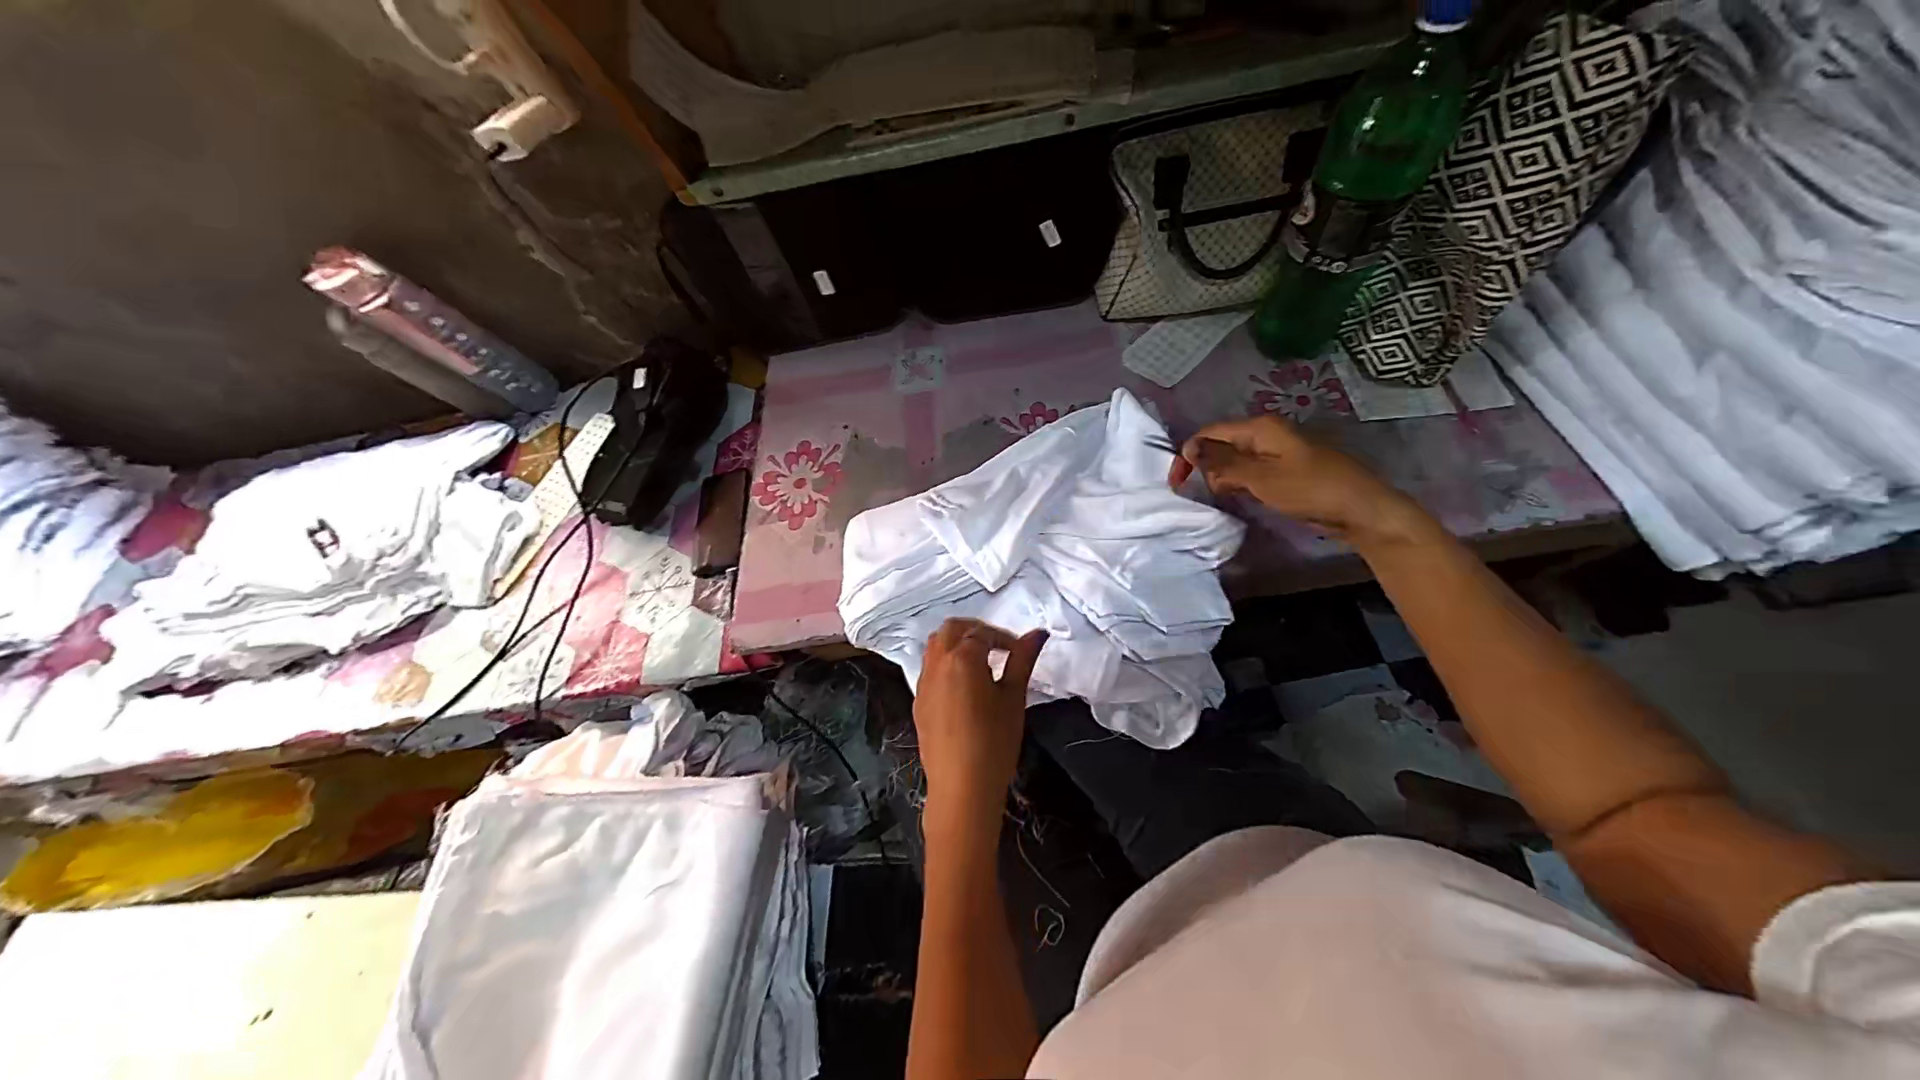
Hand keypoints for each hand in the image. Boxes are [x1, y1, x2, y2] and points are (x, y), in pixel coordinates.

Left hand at [914, 618, 1046, 830]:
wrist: (961, 787)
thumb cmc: (994, 742)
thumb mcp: (1013, 698)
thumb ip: (1022, 660)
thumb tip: (1037, 634)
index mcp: (961, 658)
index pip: (983, 634)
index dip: (1005, 639)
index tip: (1020, 652)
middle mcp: (937, 664)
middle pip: (952, 629)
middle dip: (976, 631)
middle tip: (999, 648)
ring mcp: (923, 683)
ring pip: (935, 646)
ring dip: (957, 644)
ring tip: (982, 665)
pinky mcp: (918, 702)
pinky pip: (929, 669)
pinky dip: (946, 664)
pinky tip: (965, 688)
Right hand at [1169, 414, 1428, 544]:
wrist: (1360, 510)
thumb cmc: (1311, 490)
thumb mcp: (1261, 477)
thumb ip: (1222, 463)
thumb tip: (1189, 447)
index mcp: (1259, 428)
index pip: (1209, 433)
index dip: (1188, 454)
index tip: (1175, 484)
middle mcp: (1265, 435)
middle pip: (1220, 445)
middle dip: (1206, 468)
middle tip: (1210, 495)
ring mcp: (1275, 453)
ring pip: (1233, 461)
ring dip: (1222, 479)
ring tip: (1226, 499)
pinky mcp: (1282, 472)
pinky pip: (1249, 473)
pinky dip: (1239, 485)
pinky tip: (1241, 499)